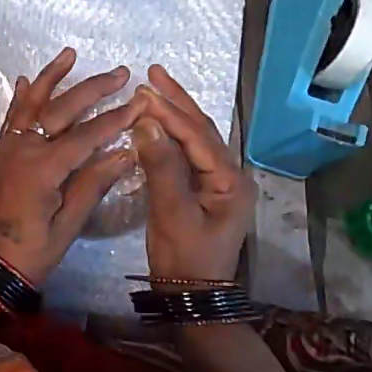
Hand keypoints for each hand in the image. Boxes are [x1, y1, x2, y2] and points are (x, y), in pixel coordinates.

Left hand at [0, 48, 142, 285]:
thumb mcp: (69, 224)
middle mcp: (23, 150)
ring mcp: (9, 149)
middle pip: (61, 110)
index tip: (140, 103)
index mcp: (43, 169)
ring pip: (31, 104)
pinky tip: (26, 79)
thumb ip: (93, 184)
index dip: (115, 119)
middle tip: (120, 73)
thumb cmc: (33, 250)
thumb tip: (125, 152)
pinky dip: (20, 97)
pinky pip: (12, 118)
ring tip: (70, 54)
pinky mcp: (1, 153)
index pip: (86, 136)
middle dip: (92, 89)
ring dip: (51, 78)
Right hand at [134, 64, 255, 282]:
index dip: (169, 111)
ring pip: (195, 141)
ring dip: (175, 115)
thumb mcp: (172, 213)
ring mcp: (217, 184)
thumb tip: (146, 123)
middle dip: (177, 102)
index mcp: (229, 179)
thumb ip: (162, 167)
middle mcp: (228, 175)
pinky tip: (156, 126)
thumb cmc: (185, 258)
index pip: (197, 135)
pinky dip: (171, 137)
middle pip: (201, 130)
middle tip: (153, 74)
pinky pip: (187, 156)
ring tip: (154, 92)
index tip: (143, 89)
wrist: (193, 296)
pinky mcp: (203, 192)